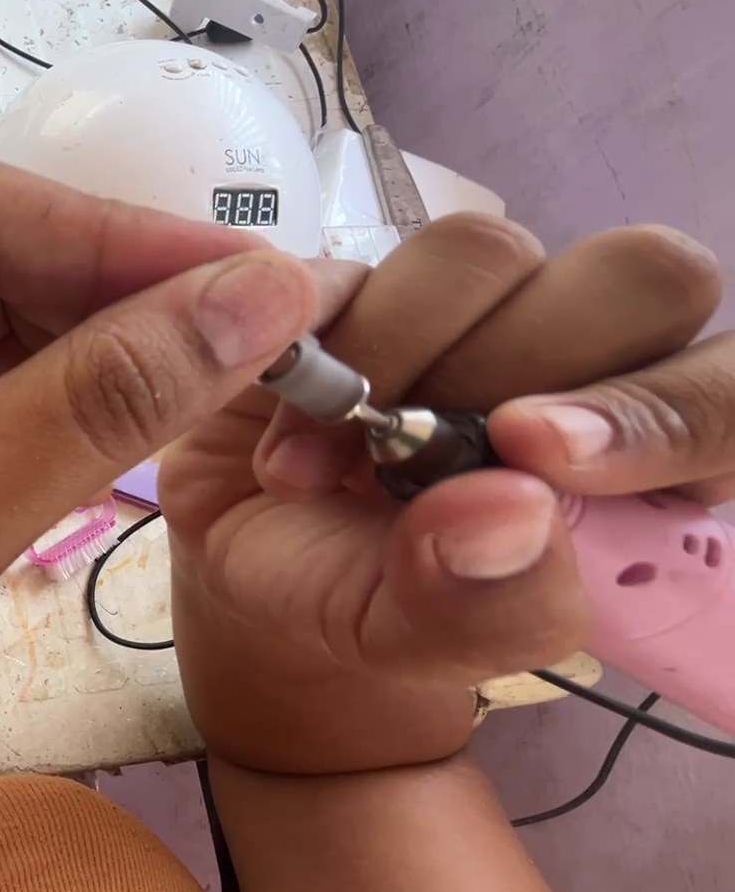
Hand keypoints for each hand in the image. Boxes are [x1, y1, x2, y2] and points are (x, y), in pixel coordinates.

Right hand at [162, 214, 730, 773]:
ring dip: (380, 359)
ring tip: (308, 463)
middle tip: (398, 461)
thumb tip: (509, 506)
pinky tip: (272, 416)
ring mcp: (450, 313)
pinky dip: (300, 348)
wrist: (223, 557)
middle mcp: (563, 360)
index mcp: (629, 456)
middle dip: (505, 367)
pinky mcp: (340, 294)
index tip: (538, 453)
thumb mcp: (405, 638)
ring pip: (479, 252)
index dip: (669, 405)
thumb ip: (481, 605)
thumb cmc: (334, 597)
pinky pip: (340, 269)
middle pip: (634, 276)